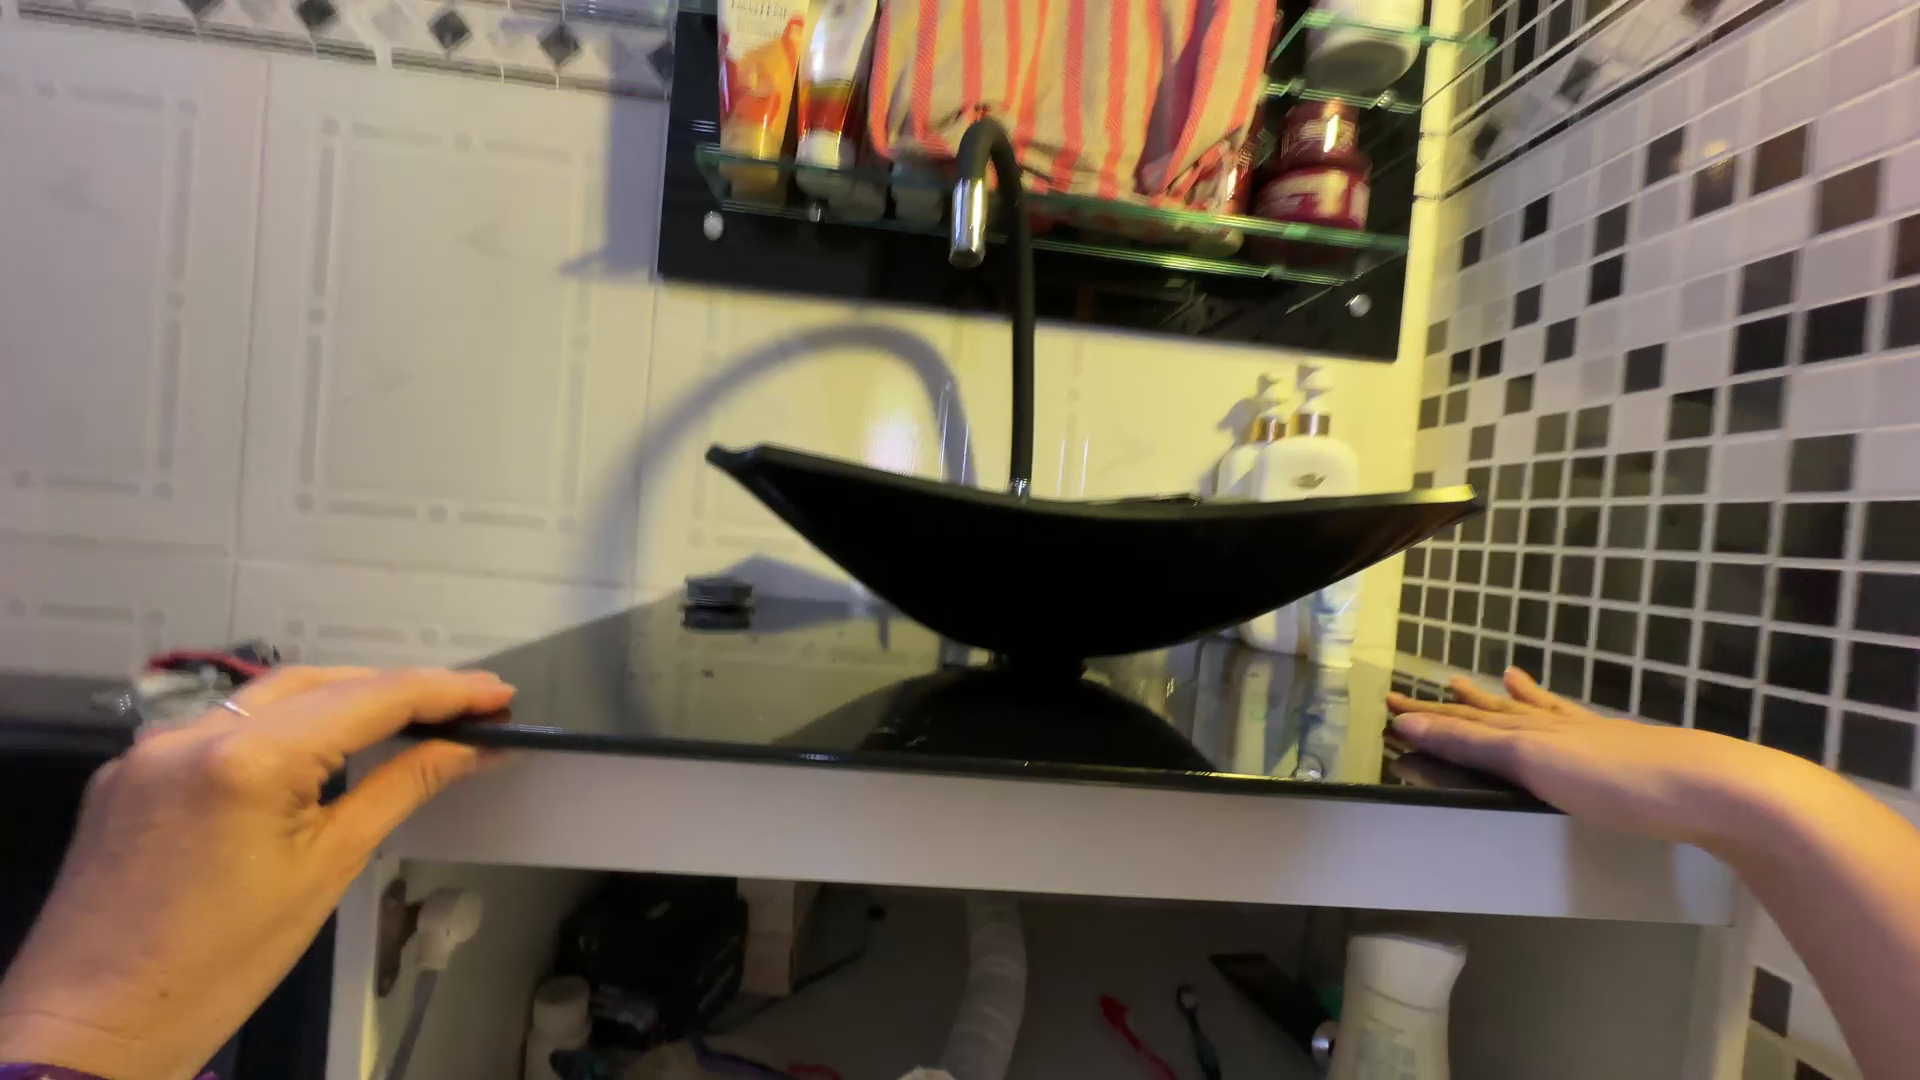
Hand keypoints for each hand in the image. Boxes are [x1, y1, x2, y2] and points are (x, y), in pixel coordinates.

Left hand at [0, 666, 514, 1079]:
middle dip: (407, 687)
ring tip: (421, 712)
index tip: (501, 694)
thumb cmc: (223, 959)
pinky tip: (339, 736)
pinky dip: (303, 716)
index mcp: (246, 760)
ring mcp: (156, 748)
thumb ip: (408, 783)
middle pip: (329, 683)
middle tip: (473, 703)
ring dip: (357, 694)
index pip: (373, 699)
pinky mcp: (138, 770)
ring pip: (282, 692)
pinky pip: (238, 720)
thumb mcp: (333, 862)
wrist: (84, 1036)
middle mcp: (194, 734)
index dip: (448, 691)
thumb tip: (479, 746)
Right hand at [1386, 667, 1838, 854]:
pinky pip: (1578, 721)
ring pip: (1536, 712)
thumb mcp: (1529, 762)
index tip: (1388, 703)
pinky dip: (1561, 708)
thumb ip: (1468, 744)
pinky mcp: (1627, 751)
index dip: (1424, 713)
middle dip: (1455, 703)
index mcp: (1526, 730)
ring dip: (1507, 699)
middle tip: (1426, 686)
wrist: (1723, 790)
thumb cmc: (1615, 779)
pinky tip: (1565, 705)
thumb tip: (1404, 722)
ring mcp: (1591, 736)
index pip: (1462, 720)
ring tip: (1495, 676)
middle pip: (1492, 712)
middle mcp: (1551, 726)